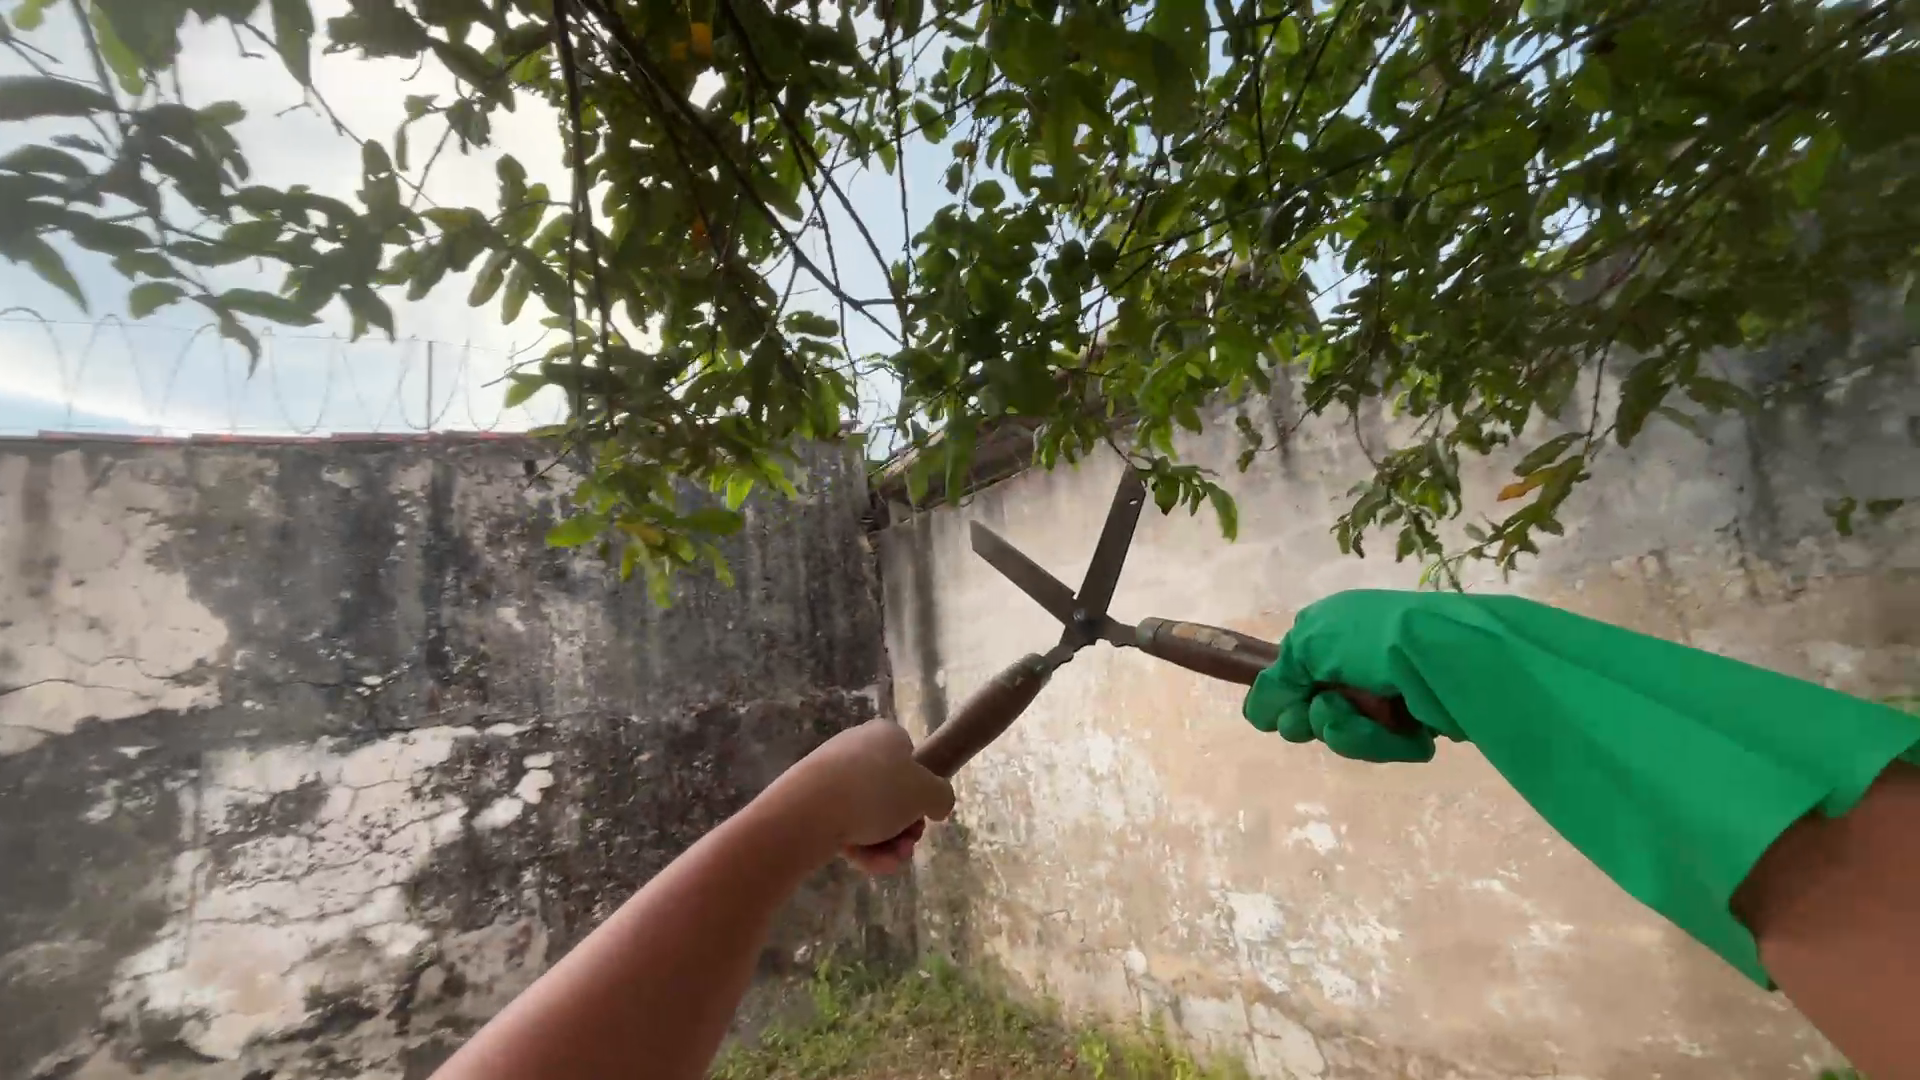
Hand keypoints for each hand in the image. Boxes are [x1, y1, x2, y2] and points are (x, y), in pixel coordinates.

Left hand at [761, 720, 954, 874]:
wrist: (808, 810)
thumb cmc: (876, 792)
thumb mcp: (926, 794)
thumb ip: (942, 797)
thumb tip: (937, 804)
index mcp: (885, 735)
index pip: (911, 759)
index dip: (920, 790)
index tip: (922, 814)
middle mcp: (858, 748)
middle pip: (892, 792)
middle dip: (905, 825)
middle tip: (909, 844)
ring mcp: (831, 774)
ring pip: (870, 814)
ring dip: (888, 842)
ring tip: (892, 861)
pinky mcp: (811, 800)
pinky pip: (845, 824)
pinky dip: (862, 847)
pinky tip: (871, 865)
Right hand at [1242, 590, 1439, 762]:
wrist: (1450, 657)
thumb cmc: (1369, 640)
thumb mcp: (1307, 646)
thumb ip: (1276, 680)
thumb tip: (1256, 713)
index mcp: (1328, 633)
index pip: (1291, 674)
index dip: (1282, 697)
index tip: (1277, 713)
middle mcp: (1354, 660)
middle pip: (1312, 707)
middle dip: (1310, 717)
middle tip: (1322, 713)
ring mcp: (1385, 691)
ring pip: (1344, 730)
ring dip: (1346, 729)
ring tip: (1360, 716)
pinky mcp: (1415, 721)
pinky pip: (1381, 743)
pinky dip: (1382, 740)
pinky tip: (1395, 729)